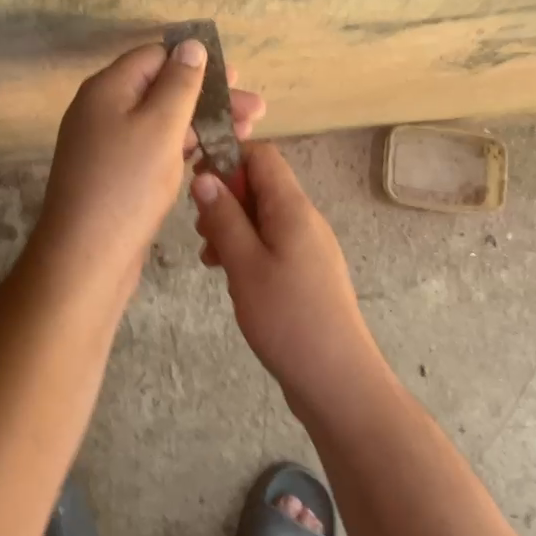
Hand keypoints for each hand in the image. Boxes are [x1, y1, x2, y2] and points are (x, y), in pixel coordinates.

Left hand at [29, 40, 264, 298]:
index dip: (196, 62)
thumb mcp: (160, 126)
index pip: (155, 56)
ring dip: (203, 124)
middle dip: (209, 97)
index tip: (236, 75)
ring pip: (161, 122)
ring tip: (246, 133)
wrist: (85, 257)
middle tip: (256, 110)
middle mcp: (102, 110)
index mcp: (107, 89)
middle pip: (161, 89)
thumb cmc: (126, 185)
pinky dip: (184, 149)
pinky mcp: (115, 175)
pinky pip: (153, 149)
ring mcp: (106, 145)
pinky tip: (214, 157)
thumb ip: (180, 83)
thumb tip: (190, 44)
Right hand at [189, 143, 383, 415]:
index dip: (227, 160)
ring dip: (233, 229)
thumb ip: (224, 218)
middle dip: (226, 200)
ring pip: (263, 218)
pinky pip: (272, 245)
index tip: (197, 188)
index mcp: (293, 208)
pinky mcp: (307, 274)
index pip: (262, 156)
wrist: (337, 380)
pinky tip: (233, 279)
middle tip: (201, 233)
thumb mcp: (244, 264)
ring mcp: (309, 248)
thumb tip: (204, 176)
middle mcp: (305, 220)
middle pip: (261, 186)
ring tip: (211, 260)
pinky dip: (248, 251)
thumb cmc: (287, 318)